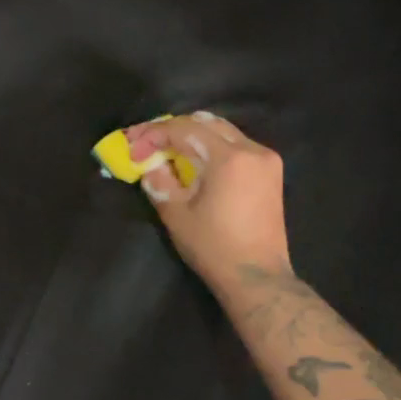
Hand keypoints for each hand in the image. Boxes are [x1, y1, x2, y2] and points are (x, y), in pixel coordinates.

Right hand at [125, 111, 289, 290]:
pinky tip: (190, 161)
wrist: (256, 276)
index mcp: (229, 158)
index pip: (184, 130)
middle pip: (205, 123)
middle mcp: (253, 150)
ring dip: (190, 136)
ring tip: (163, 150)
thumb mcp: (175, 213)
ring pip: (221, 131)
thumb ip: (159, 180)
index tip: (130, 147)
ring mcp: (266, 160)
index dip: (152, 134)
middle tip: (143, 142)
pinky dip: (208, 147)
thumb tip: (149, 163)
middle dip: (171, 129)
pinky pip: (234, 145)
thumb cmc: (213, 246)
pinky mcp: (269, 172)